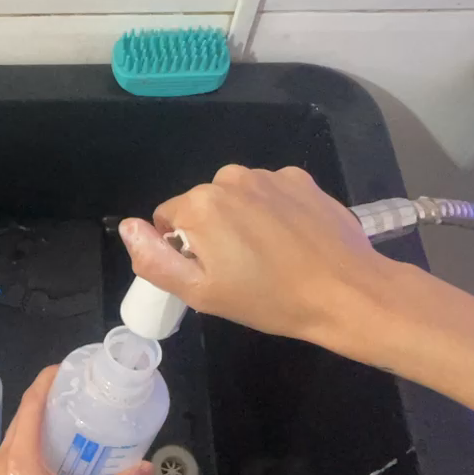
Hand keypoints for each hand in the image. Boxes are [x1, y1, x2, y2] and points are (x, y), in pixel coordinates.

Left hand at [0, 367, 150, 474]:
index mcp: (20, 459)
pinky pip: (15, 449)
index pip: (30, 407)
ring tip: (67, 408)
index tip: (64, 367)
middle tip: (73, 386)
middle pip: (22, 416)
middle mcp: (3, 460)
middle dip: (44, 397)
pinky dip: (33, 437)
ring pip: (17, 433)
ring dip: (37, 417)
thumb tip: (149, 467)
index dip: (45, 382)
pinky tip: (56, 441)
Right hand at [119, 165, 403, 360]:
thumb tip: (127, 227)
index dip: (182, 250)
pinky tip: (291, 241)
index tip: (210, 274)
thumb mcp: (199, 292)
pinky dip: (272, 213)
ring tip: (268, 257)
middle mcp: (230, 178)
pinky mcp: (301, 180)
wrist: (346, 292)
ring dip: (241, 221)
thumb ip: (153, 259)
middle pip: (201, 206)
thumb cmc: (267, 299)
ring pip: (235, 198)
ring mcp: (269, 176)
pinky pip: (268, 193)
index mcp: (200, 204)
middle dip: (211, 233)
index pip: (167, 220)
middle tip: (239, 271)